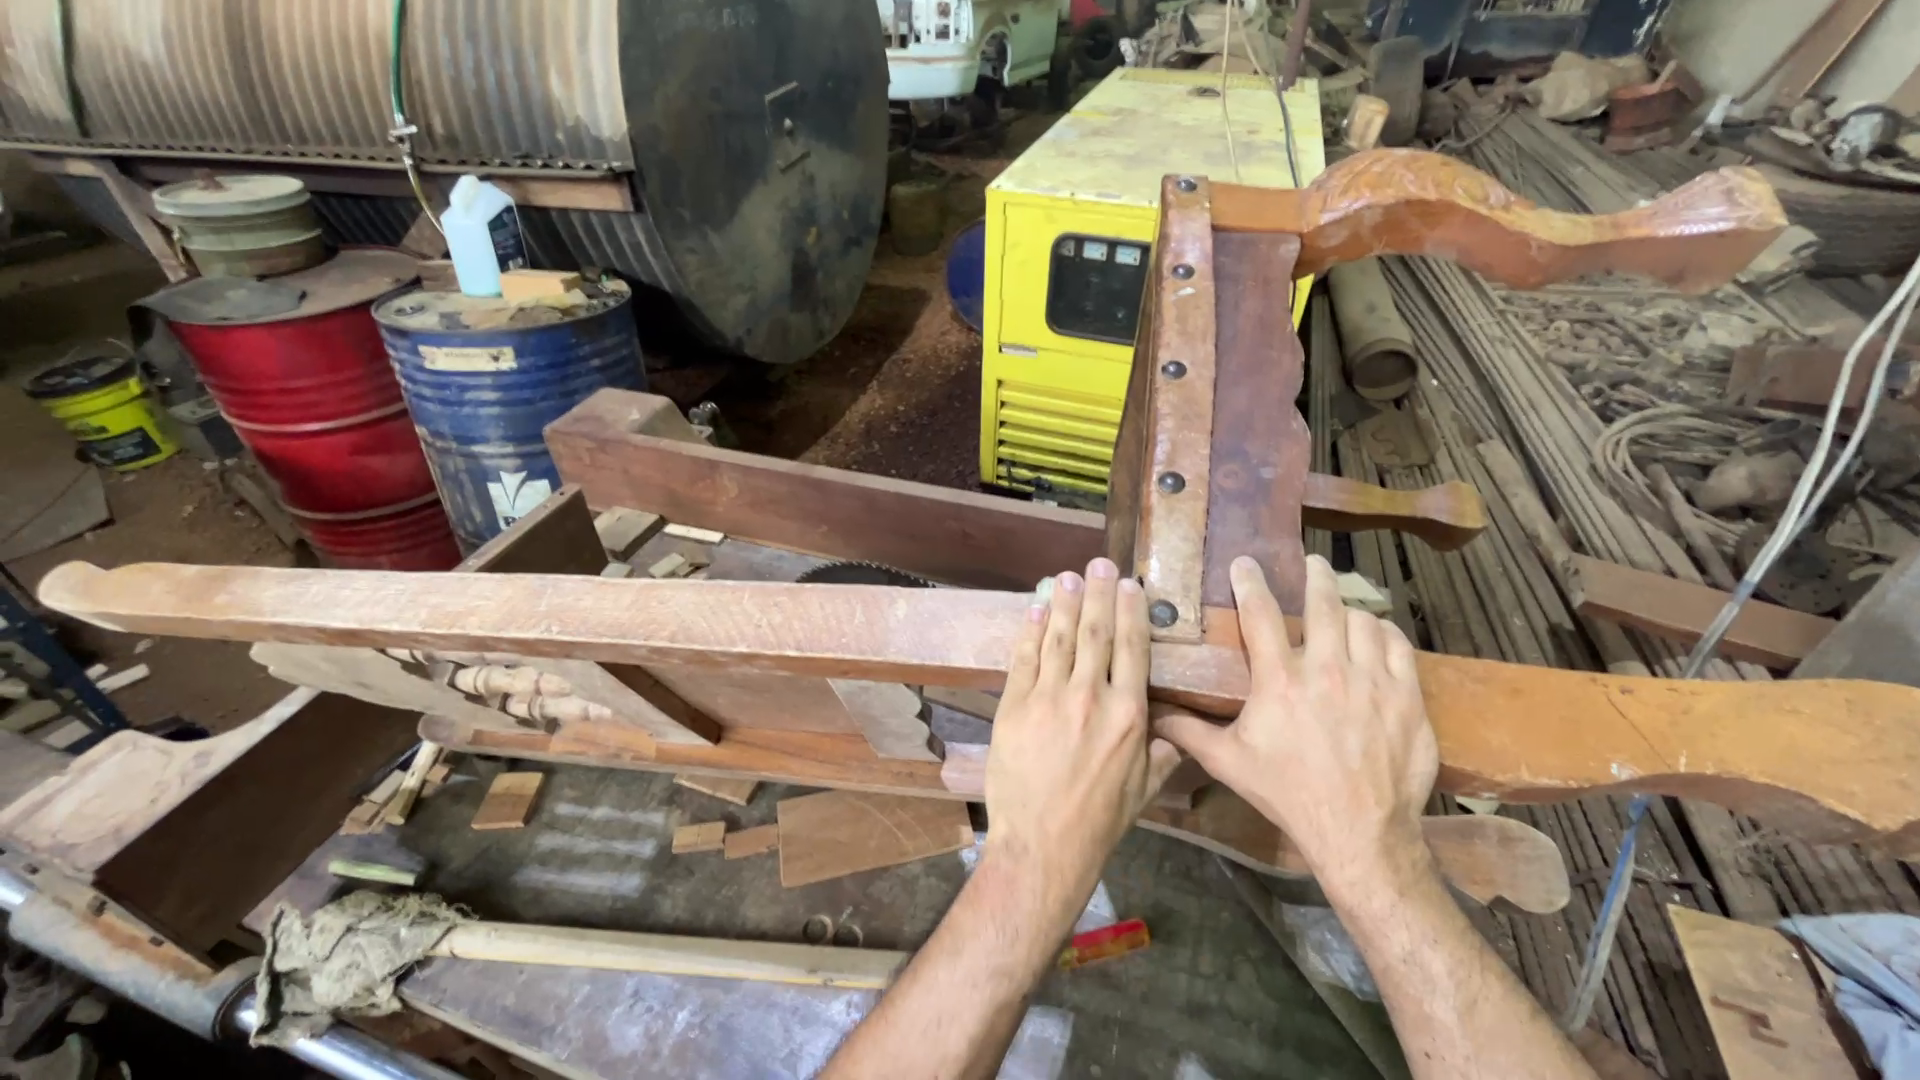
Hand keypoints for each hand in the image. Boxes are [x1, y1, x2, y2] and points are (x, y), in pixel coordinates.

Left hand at [984, 557, 1181, 906]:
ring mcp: (1049, 699)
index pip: (1132, 648)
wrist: (1044, 844)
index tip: (1128, 585)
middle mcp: (1091, 697)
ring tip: (1065, 577)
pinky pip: (1023, 660)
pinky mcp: (1015, 707)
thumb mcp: (1144, 789)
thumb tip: (1174, 730)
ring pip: (1058, 638)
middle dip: (1096, 593)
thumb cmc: (1099, 820)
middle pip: (1095, 632)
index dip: (1130, 611)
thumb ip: (1162, 753)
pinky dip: (1028, 632)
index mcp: (1130, 714)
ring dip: (1062, 603)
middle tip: (1097, 563)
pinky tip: (1033, 610)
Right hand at [1154, 555, 1438, 888]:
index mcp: (1279, 682)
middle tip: (1310, 563)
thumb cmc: (1287, 794)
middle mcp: (1326, 671)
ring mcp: (1373, 682)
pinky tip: (1375, 634)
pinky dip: (1384, 633)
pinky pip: (1398, 646)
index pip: (1260, 614)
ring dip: (1349, 609)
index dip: (1249, 582)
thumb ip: (1188, 731)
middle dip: (1314, 576)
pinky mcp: (1407, 698)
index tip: (1244, 562)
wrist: (1359, 832)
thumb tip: (1150, 713)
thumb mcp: (1228, 763)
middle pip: (1323, 603)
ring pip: (1363, 620)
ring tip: (1342, 608)